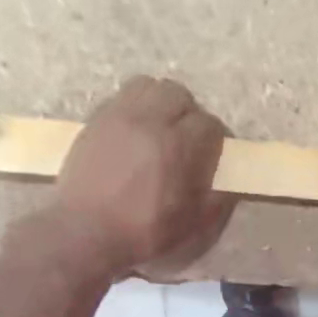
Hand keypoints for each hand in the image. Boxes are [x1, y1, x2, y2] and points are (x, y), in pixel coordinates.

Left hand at [47, 76, 234, 274]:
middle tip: (190, 138)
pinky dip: (136, 108)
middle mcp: (148, 121)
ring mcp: (117, 116)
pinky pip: (122, 97)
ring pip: (147, 85)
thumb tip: (230, 183)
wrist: (87, 230)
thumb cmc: (147, 230)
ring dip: (161, 103)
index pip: (209, 123)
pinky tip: (137, 135)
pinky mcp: (95, 120)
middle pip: (178, 94)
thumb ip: (219, 198)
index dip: (218, 138)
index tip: (217, 154)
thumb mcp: (195, 223)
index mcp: (178, 146)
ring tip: (162, 129)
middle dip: (190, 113)